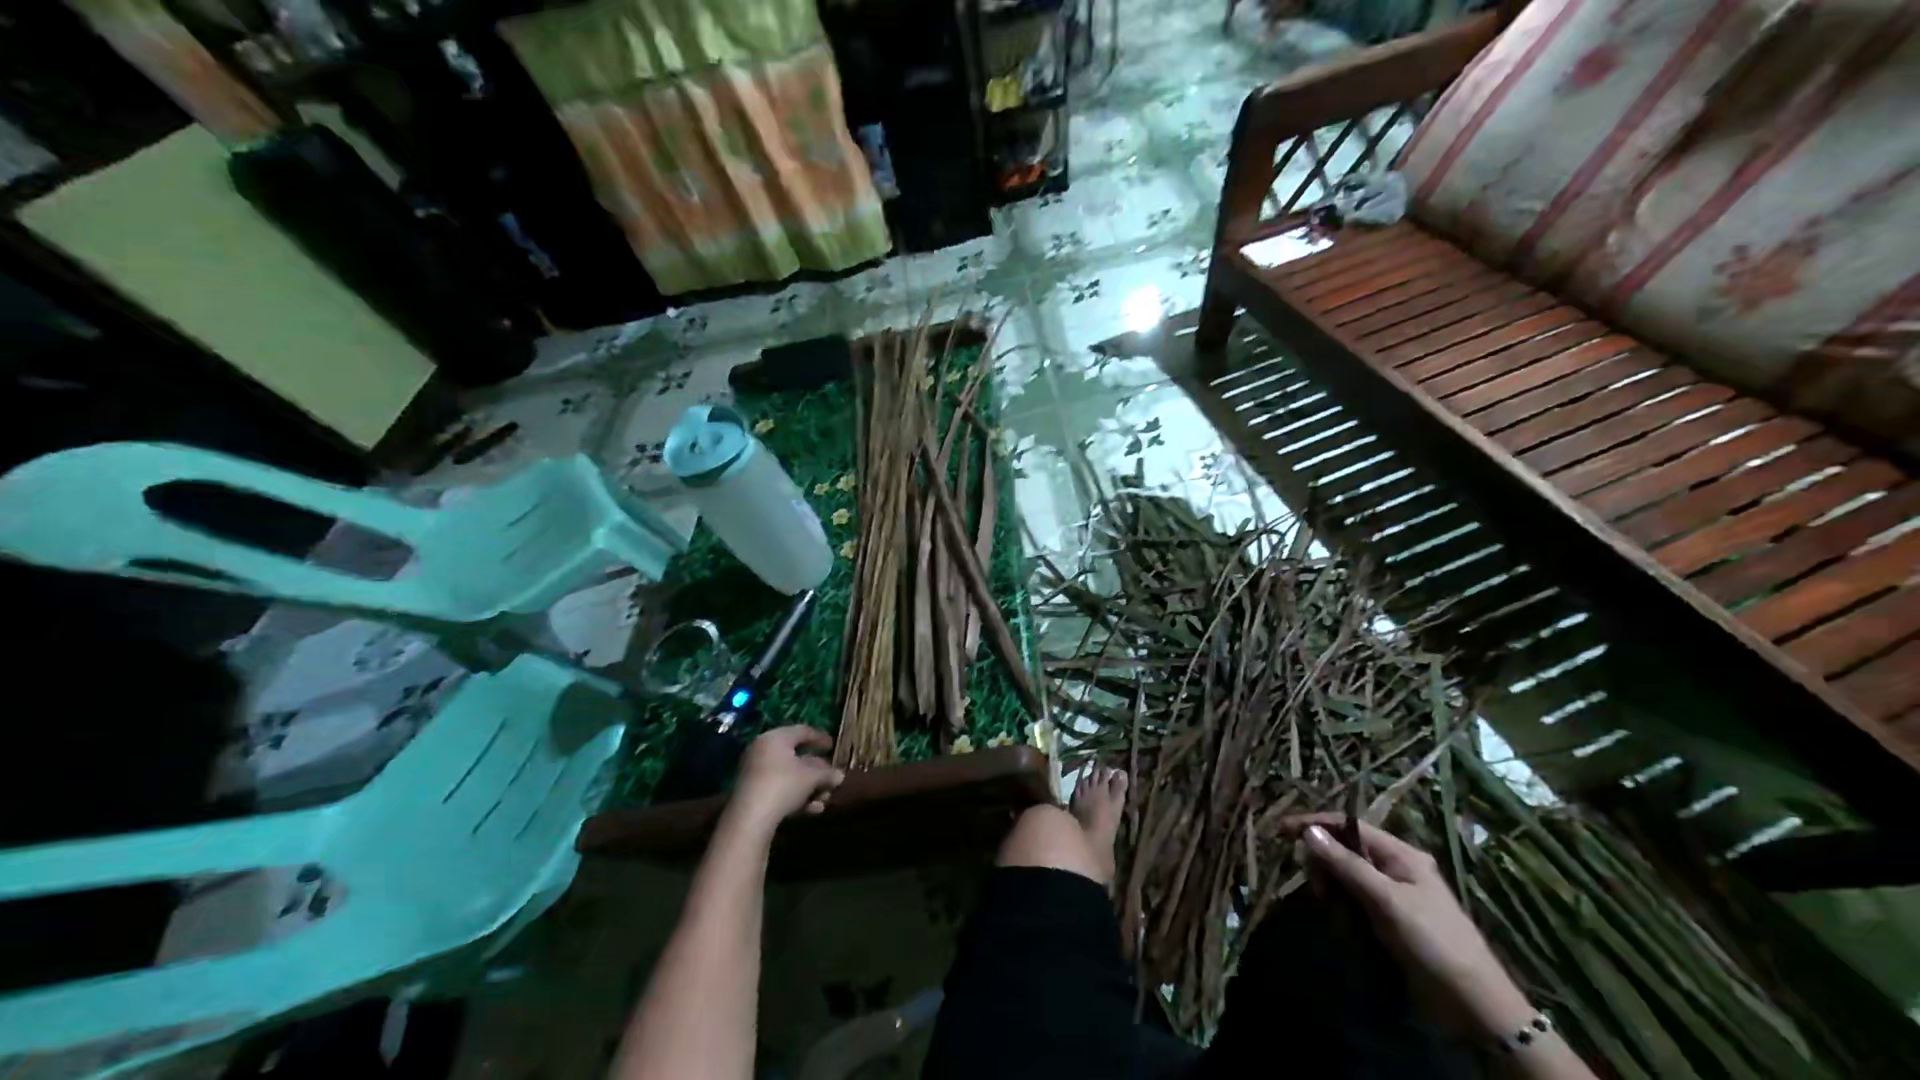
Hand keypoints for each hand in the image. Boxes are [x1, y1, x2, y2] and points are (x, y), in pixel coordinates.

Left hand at [729, 726, 845, 831]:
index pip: (802, 731)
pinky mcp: (752, 793)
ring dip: (810, 787)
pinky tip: (812, 809)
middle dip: (817, 770)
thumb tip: (840, 775)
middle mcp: (763, 751)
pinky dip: (796, 796)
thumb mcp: (812, 778)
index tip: (833, 746)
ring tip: (825, 800)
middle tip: (832, 779)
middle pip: (796, 756)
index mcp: (775, 738)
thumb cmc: (784, 785)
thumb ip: (828, 774)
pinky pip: (779, 789)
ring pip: (789, 776)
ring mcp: (755, 772)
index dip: (820, 738)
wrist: (750, 818)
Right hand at [1287, 814, 1533, 1038]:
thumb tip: (1309, 831)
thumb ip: (1346, 865)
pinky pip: (1353, 900)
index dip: (1315, 824)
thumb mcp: (1387, 900)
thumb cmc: (1433, 941)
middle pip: (1344, 849)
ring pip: (1346, 876)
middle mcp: (1395, 868)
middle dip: (1323, 861)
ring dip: (1331, 887)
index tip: (1282, 830)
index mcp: (1401, 854)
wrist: (1472, 1004)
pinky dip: (1341, 905)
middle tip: (1314, 885)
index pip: (1349, 825)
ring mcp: (1392, 894)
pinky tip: (1338, 920)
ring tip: (1328, 908)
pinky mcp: (1387, 919)